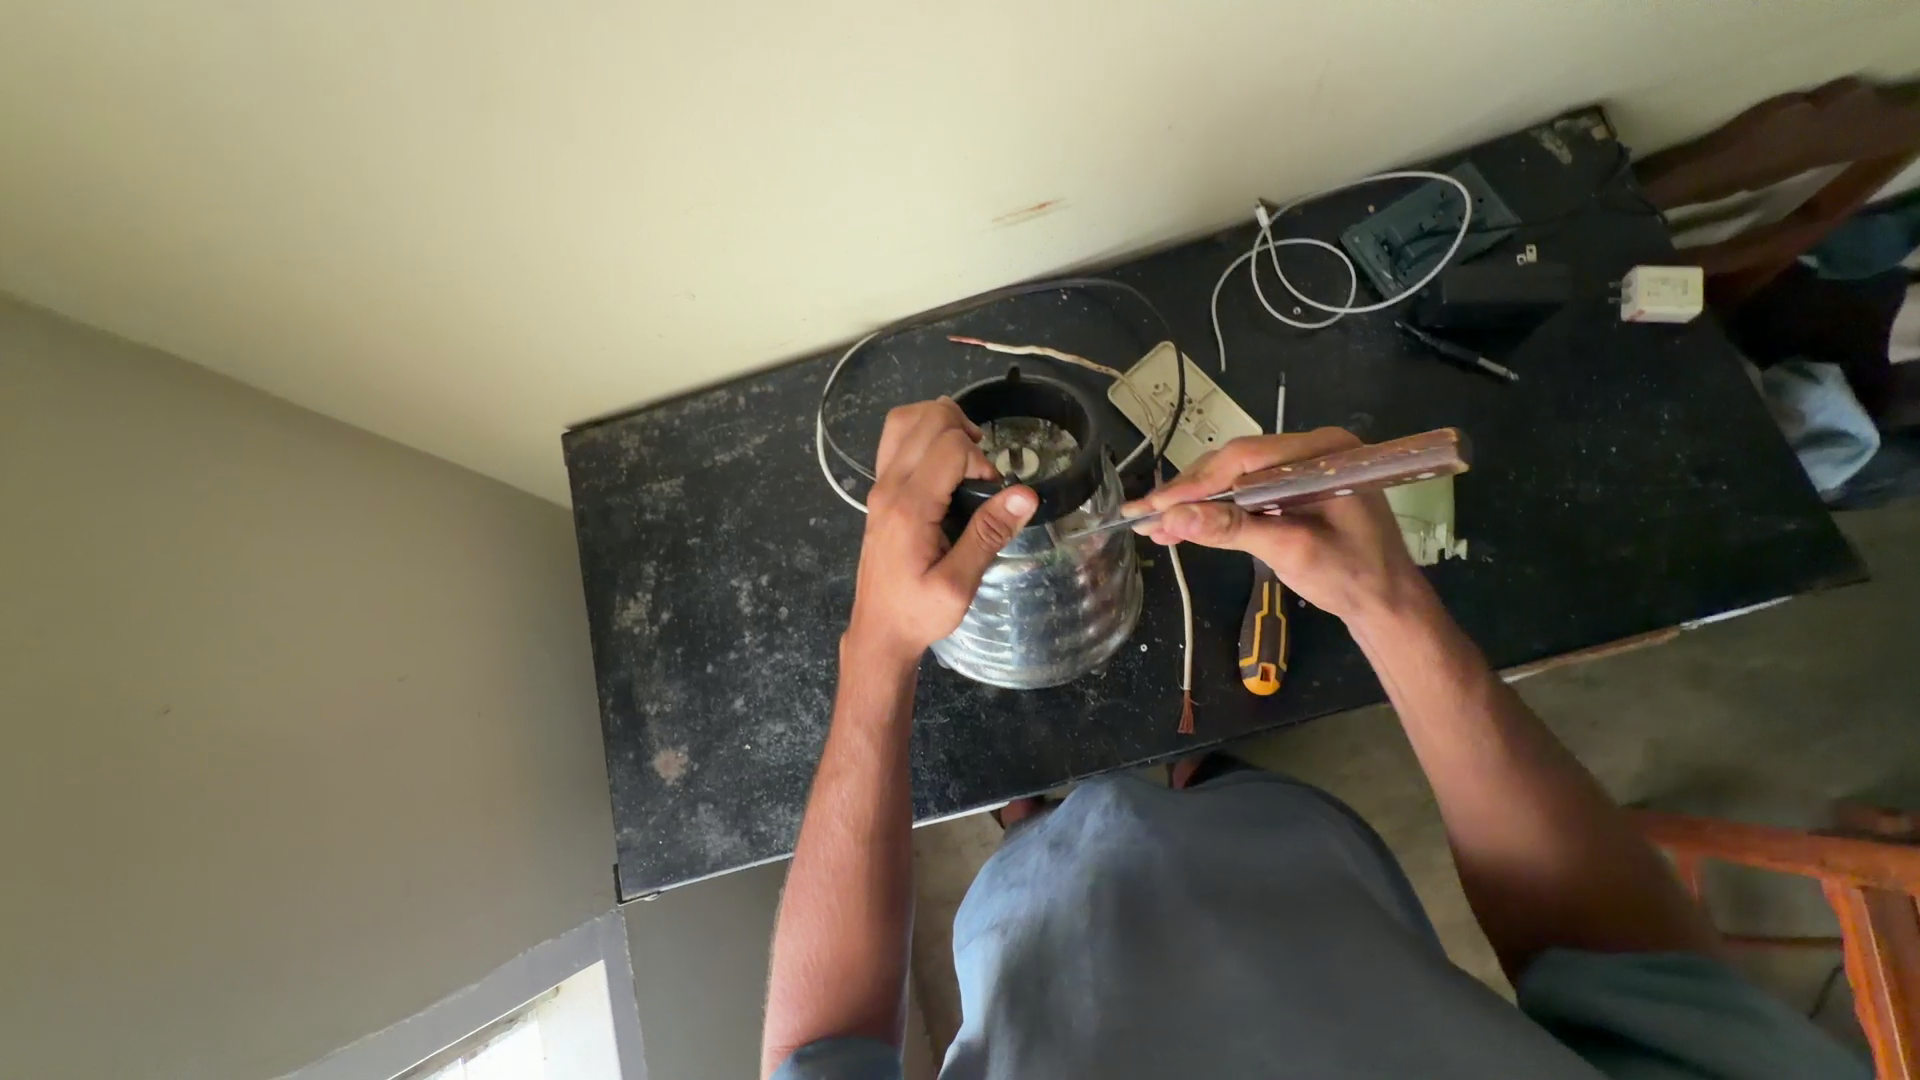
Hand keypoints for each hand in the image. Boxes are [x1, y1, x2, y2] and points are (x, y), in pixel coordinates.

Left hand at [847, 399, 1036, 665]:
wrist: (879, 630)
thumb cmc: (918, 613)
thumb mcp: (959, 584)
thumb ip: (989, 535)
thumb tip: (1026, 494)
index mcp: (909, 508)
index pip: (949, 447)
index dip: (980, 461)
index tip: (990, 495)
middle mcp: (888, 487)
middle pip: (926, 420)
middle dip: (964, 432)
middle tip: (982, 471)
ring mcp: (879, 485)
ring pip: (904, 420)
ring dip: (941, 424)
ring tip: (966, 454)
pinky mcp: (879, 491)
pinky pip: (895, 440)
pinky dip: (923, 433)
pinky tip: (944, 461)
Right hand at [1122, 428, 1424, 623]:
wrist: (1388, 603)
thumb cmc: (1351, 576)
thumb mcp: (1290, 551)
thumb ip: (1232, 529)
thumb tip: (1174, 518)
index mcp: (1322, 453)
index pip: (1244, 458)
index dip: (1195, 482)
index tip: (1154, 506)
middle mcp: (1311, 451)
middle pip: (1234, 463)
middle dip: (1188, 492)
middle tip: (1143, 515)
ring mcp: (1301, 469)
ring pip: (1233, 477)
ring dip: (1194, 502)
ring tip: (1153, 524)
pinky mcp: (1292, 489)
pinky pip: (1245, 492)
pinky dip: (1214, 510)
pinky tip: (1183, 524)